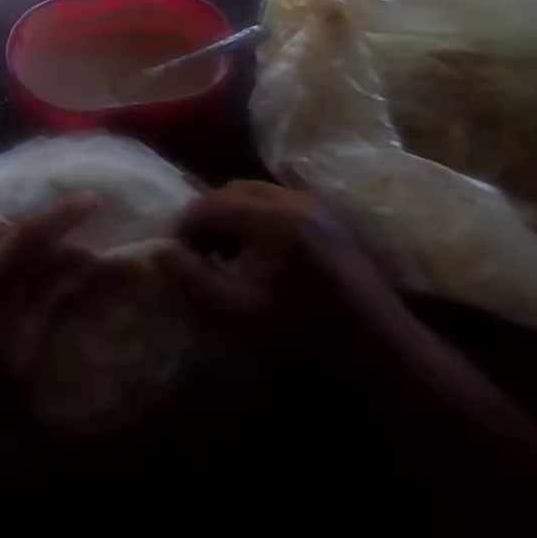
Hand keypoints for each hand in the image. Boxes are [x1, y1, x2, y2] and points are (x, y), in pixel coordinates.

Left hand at [0, 198, 99, 457]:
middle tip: (73, 249)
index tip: (93, 200)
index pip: (27, 235)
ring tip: (38, 250)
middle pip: (6, 230)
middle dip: (44, 232)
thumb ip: (47, 307)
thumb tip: (79, 271)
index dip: (62, 216)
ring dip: (12, 232)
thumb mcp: (19, 360)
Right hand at [159, 180, 391, 345]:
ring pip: (255, 194)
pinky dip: (255, 219)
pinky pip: (278, 203)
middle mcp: (294, 200)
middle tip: (197, 252)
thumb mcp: (234, 312)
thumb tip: (160, 252)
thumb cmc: (300, 332)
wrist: (376, 346)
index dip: (183, 228)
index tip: (175, 255)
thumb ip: (191, 279)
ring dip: (230, 216)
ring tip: (224, 254)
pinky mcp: (328, 219)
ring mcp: (316, 207)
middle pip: (231, 191)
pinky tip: (255, 254)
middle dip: (206, 216)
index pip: (208, 205)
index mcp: (271, 220)